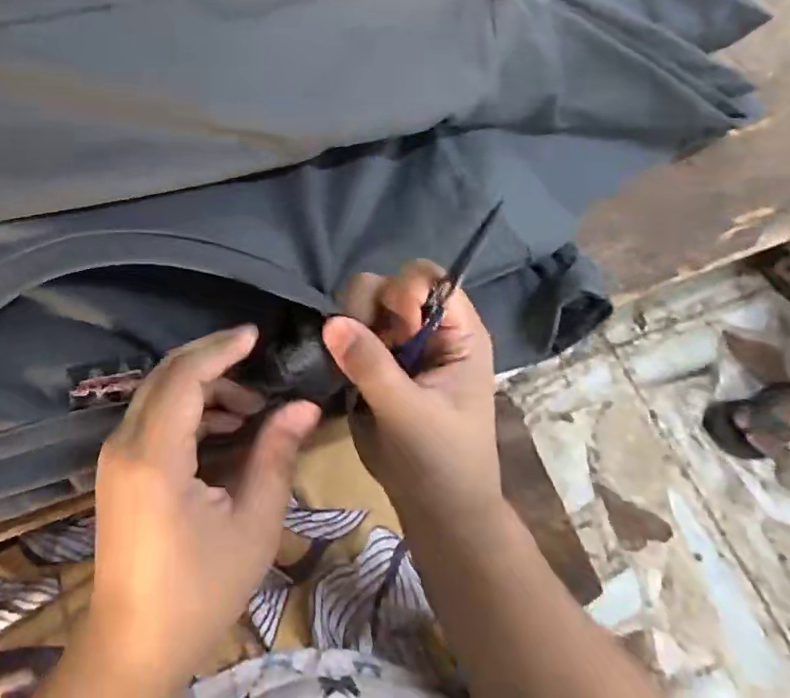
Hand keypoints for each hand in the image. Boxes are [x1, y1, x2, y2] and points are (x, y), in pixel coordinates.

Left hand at [60, 325, 320, 695]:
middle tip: (257, 362)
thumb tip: (303, 406)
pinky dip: (187, 409)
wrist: (133, 645)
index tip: (255, 334)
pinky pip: (152, 417)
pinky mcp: (118, 468)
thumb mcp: (251, 526)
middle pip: (166, 375)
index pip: (184, 376)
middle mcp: (125, 443)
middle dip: (213, 360)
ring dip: (202, 386)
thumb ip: (275, 456)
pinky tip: (223, 429)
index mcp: (154, 455)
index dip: (220, 348)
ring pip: (158, 393)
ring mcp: (115, 455)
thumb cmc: (199, 590)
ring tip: (251, 408)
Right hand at [323, 261, 502, 521]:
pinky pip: (351, 331)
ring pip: (364, 304)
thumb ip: (371, 366)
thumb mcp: (409, 414)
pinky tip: (340, 367)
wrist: (437, 511)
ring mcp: (401, 343)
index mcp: (458, 333)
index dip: (405, 294)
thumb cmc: (441, 461)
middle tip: (362, 350)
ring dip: (350, 325)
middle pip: (389, 285)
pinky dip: (340, 341)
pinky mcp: (377, 361)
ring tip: (349, 364)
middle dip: (368, 308)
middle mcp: (429, 328)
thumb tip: (330, 321)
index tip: (397, 332)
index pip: (429, 278)